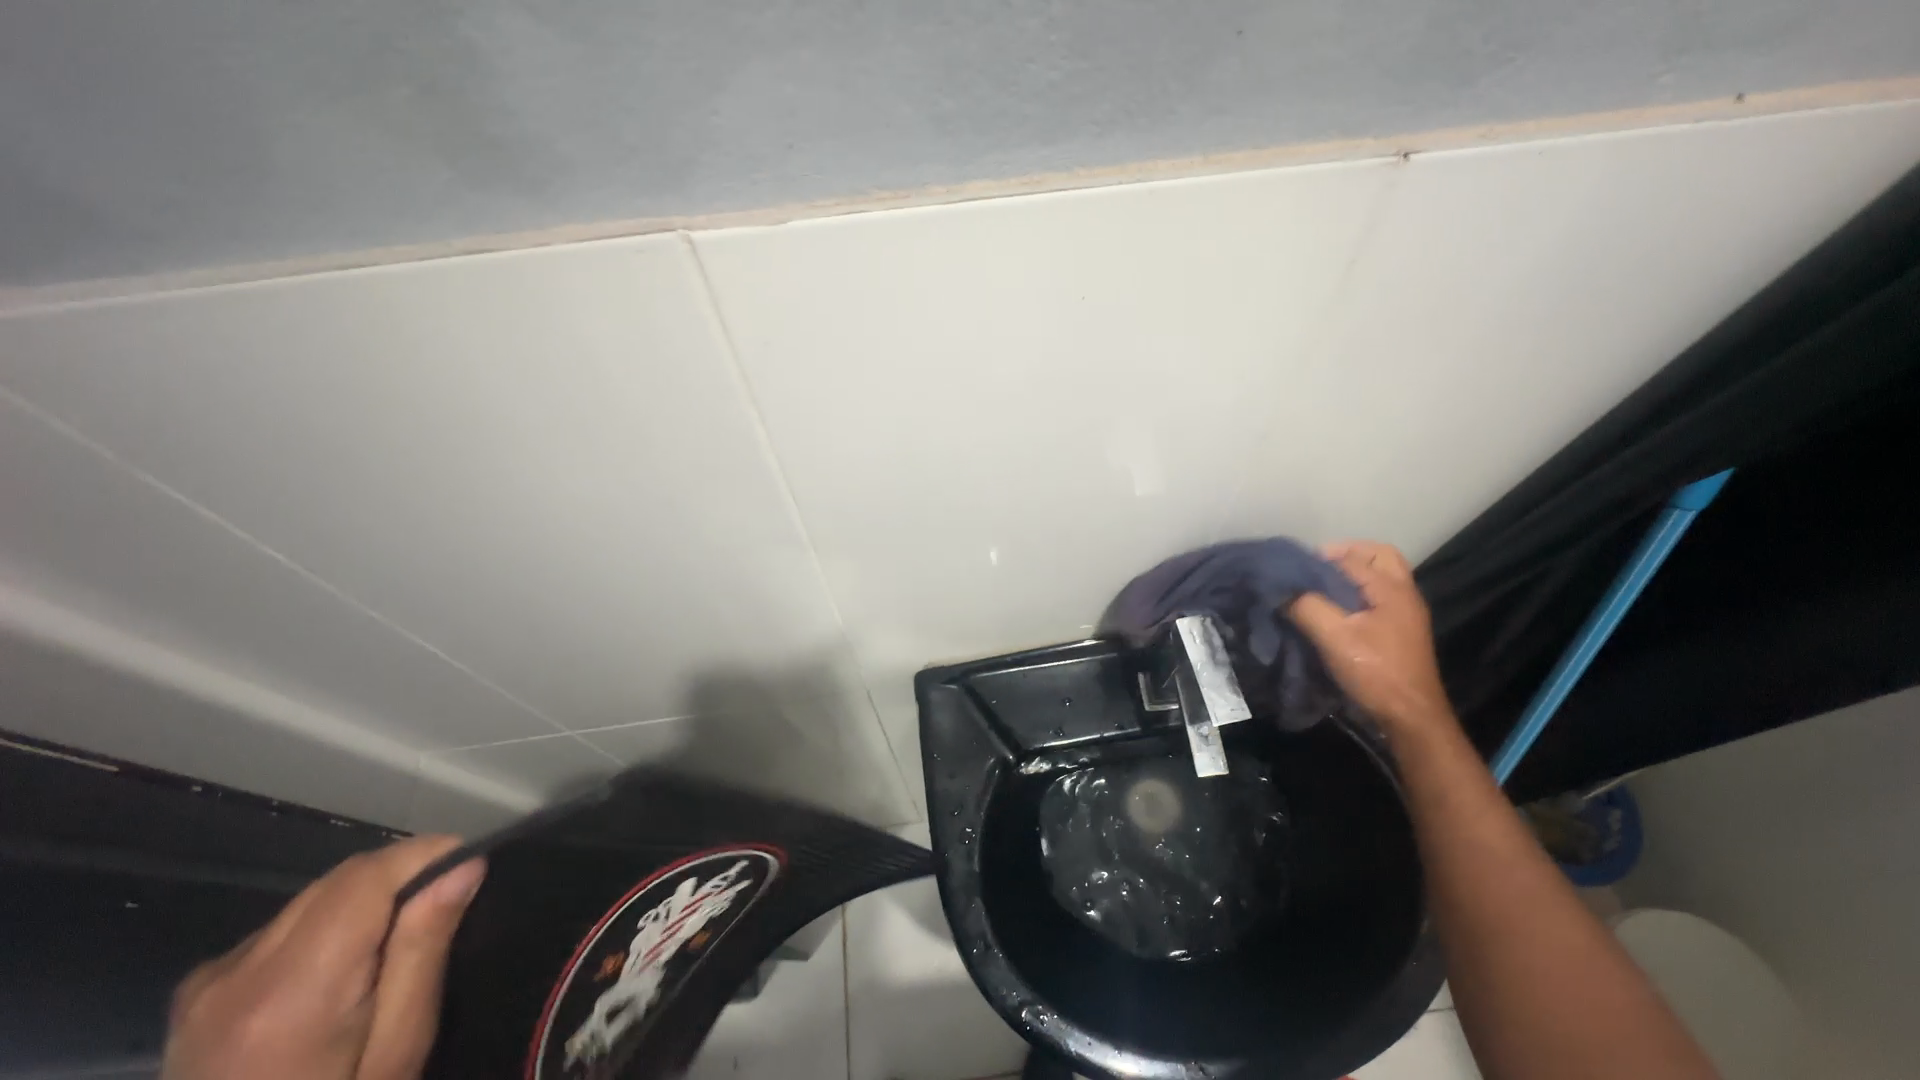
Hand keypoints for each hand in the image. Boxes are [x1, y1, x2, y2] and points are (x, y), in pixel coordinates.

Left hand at [162, 835, 484, 1079]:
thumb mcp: (397, 1053)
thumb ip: (421, 955)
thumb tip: (462, 867)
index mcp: (291, 993)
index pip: (367, 876)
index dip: (425, 856)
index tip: (471, 868)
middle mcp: (238, 971)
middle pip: (338, 881)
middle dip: (399, 879)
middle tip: (444, 911)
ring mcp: (206, 982)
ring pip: (310, 900)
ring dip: (361, 905)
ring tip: (392, 951)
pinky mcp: (193, 993)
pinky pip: (278, 931)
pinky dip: (322, 933)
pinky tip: (335, 979)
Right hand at [1287, 540, 1454, 733]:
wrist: (1410, 718)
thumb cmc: (1375, 673)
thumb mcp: (1335, 638)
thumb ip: (1306, 607)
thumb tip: (1280, 589)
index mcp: (1391, 589)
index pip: (1351, 558)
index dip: (1318, 559)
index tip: (1289, 568)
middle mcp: (1403, 594)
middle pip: (1378, 556)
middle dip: (1345, 555)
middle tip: (1314, 569)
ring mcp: (1404, 613)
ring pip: (1380, 577)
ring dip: (1351, 575)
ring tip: (1319, 588)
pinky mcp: (1398, 631)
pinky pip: (1377, 597)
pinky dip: (1356, 594)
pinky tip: (1333, 610)